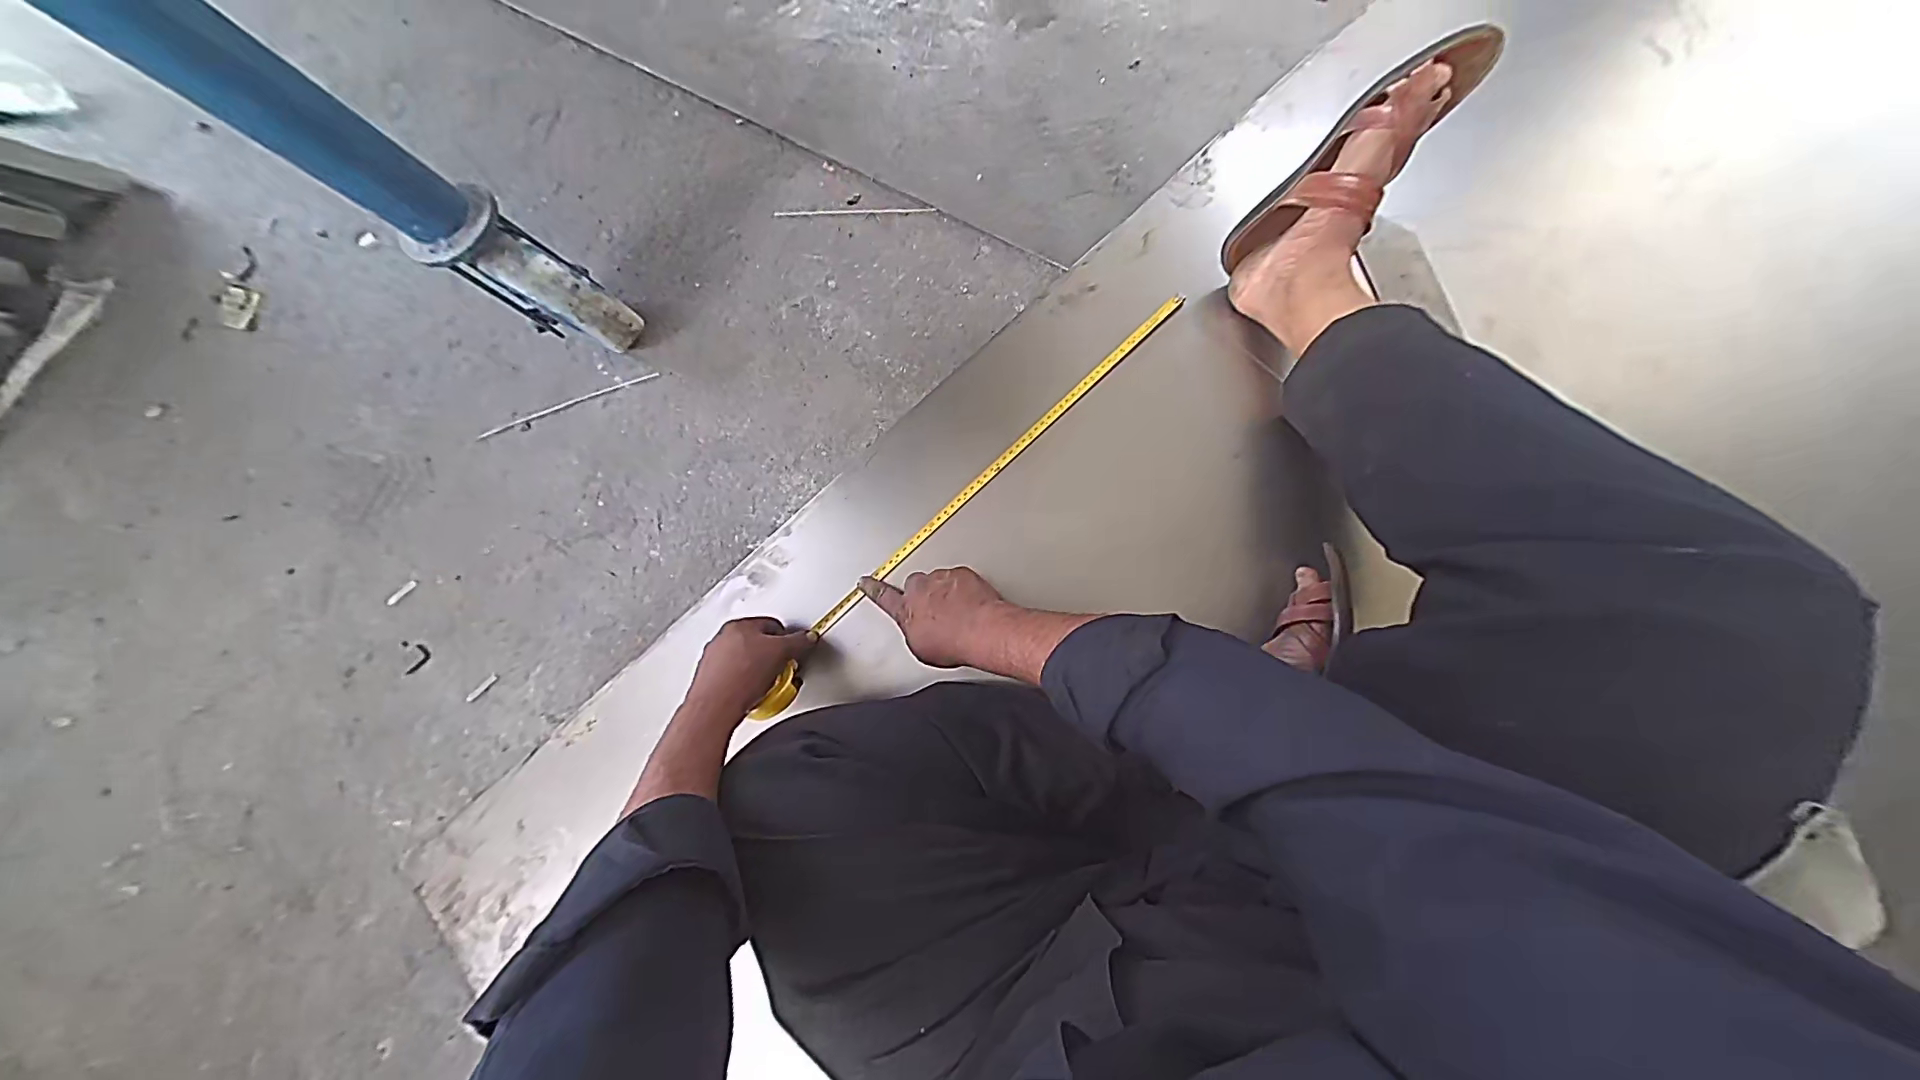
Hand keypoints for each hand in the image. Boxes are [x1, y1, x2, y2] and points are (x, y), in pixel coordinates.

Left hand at [684, 617, 817, 720]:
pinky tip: (755, 694)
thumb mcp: (782, 653)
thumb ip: (799, 642)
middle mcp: (722, 640)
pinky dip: (748, 684)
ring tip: (770, 684)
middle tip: (783, 667)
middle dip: (774, 655)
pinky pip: (737, 679)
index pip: (771, 624)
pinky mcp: (712, 682)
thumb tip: (807, 639)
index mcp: (737, 626)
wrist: (715, 708)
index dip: (789, 637)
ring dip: (761, 671)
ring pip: (747, 662)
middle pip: (758, 642)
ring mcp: (715, 661)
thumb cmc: (738, 678)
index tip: (796, 647)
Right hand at [859, 567, 1011, 669]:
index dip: (871, 588)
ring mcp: (940, 579)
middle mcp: (919, 589)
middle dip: (922, 593)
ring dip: (944, 591)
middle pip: (914, 584)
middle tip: (935, 609)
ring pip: (937, 579)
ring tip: (958, 610)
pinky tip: (971, 603)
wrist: (982, 631)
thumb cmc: (954, 642)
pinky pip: (958, 578)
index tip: (865, 582)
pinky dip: (963, 587)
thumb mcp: (922, 649)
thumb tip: (918, 632)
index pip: (882, 596)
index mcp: (905, 609)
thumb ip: (913, 632)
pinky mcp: (961, 573)